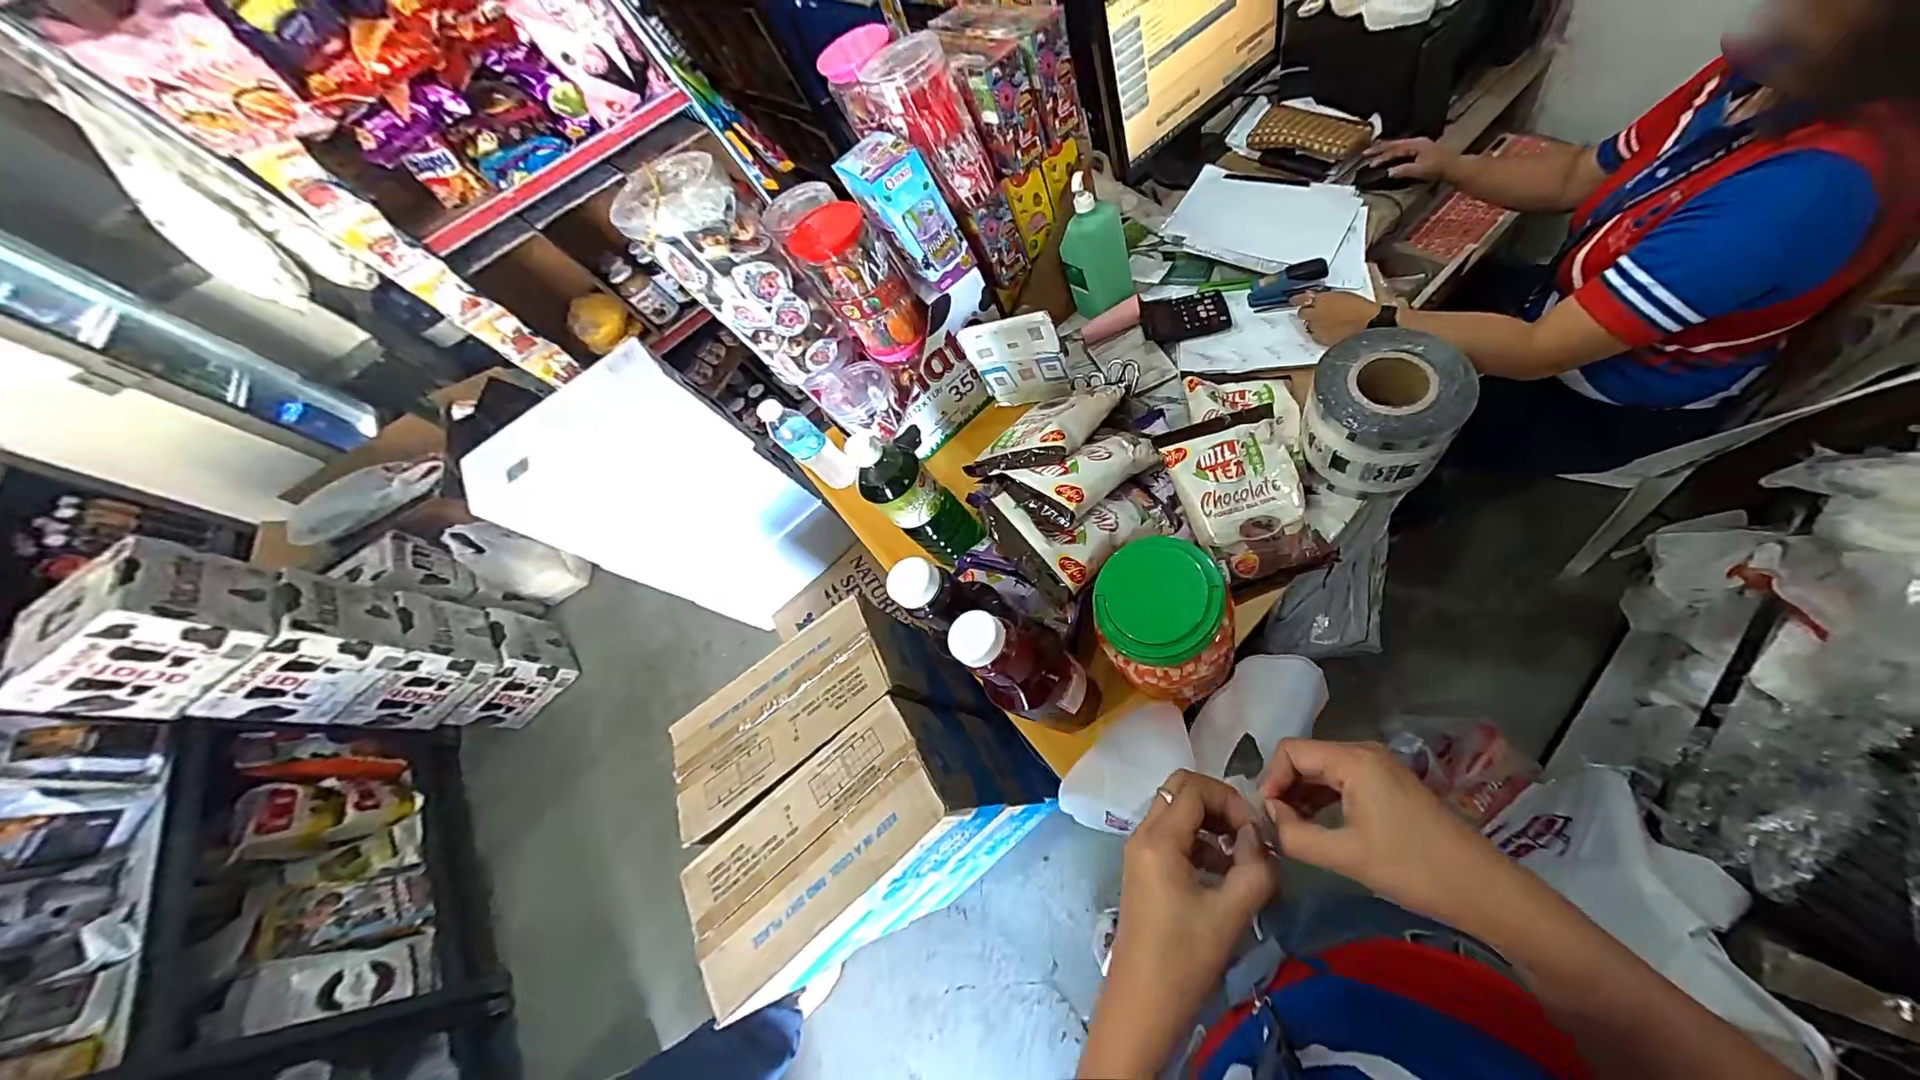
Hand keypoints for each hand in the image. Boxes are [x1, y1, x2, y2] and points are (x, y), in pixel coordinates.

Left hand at [1094, 771, 1277, 1067]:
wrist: (1143, 1001)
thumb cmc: (1185, 958)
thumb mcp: (1230, 913)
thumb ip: (1254, 868)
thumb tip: (1258, 837)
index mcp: (1157, 839)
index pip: (1193, 787)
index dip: (1229, 800)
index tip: (1254, 833)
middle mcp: (1142, 835)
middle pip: (1179, 791)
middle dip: (1218, 804)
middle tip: (1246, 836)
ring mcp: (1139, 851)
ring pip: (1174, 812)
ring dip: (1209, 823)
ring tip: (1239, 860)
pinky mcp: (1142, 868)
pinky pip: (1170, 835)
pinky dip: (1197, 841)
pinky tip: (1221, 874)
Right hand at [1258, 739, 1507, 920]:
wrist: (1485, 891)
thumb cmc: (1414, 869)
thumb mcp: (1345, 856)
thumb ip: (1293, 834)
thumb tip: (1267, 816)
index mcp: (1354, 760)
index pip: (1290, 751)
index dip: (1271, 779)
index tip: (1267, 815)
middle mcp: (1364, 753)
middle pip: (1304, 757)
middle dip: (1284, 788)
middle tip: (1276, 825)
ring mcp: (1379, 767)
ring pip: (1321, 769)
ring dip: (1301, 795)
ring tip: (1293, 828)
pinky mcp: (1388, 783)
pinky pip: (1341, 780)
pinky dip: (1322, 798)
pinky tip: (1317, 825)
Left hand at [1293, 290, 1380, 344]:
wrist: (1368, 324)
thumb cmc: (1360, 307)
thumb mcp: (1342, 295)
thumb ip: (1325, 297)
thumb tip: (1315, 298)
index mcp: (1321, 300)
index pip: (1301, 299)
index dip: (1297, 299)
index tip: (1294, 300)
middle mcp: (1314, 314)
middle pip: (1302, 313)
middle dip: (1307, 312)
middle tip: (1317, 312)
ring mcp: (1316, 328)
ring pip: (1308, 325)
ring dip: (1314, 323)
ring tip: (1327, 322)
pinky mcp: (1319, 339)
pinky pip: (1314, 335)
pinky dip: (1319, 333)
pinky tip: (1329, 331)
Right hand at [1363, 137, 1459, 182]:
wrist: (1452, 167)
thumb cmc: (1437, 168)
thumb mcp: (1420, 171)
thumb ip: (1404, 170)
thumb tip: (1388, 172)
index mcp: (1416, 144)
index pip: (1395, 150)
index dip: (1382, 156)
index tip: (1370, 164)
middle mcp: (1417, 141)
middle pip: (1395, 144)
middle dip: (1379, 148)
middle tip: (1365, 152)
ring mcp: (1418, 144)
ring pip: (1398, 144)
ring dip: (1385, 148)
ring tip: (1372, 150)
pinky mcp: (1419, 149)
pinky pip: (1401, 147)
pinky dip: (1392, 149)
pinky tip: (1387, 152)